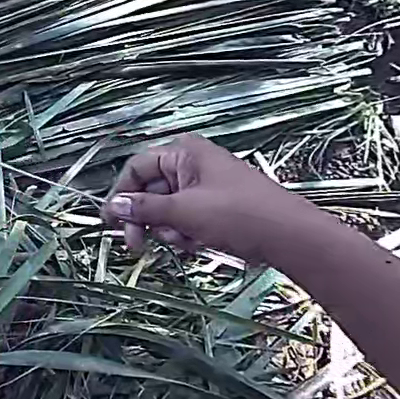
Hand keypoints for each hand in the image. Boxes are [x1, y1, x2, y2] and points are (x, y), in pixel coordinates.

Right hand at [100, 134, 311, 261]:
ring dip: (168, 229)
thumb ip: (144, 208)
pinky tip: (198, 244)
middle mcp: (191, 163)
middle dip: (145, 218)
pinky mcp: (214, 206)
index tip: (110, 223)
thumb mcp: (184, 211)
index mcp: (184, 152)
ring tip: (185, 241)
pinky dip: (185, 233)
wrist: (289, 236)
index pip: (136, 168)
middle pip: (149, 190)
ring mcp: (203, 185)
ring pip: (166, 208)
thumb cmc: (237, 214)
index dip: (121, 194)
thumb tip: (113, 205)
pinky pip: (185, 218)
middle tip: (136, 246)